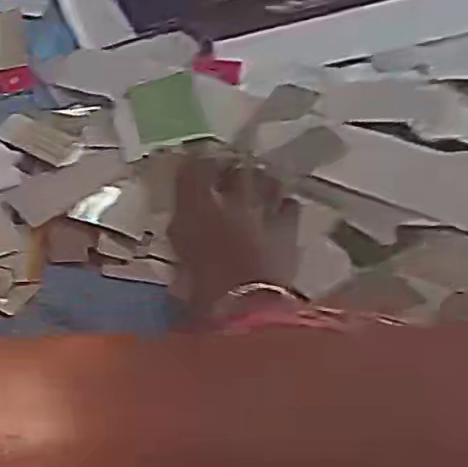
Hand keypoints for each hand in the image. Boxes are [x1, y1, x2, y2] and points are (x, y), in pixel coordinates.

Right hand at [168, 156, 297, 319]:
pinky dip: (280, 203)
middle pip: (235, 167)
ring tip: (252, 188)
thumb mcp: (177, 254)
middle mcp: (232, 196)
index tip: (189, 165)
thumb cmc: (197, 285)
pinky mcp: (290, 225)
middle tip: (223, 176)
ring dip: (258, 180)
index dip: (193, 162)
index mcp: (195, 204)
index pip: (194, 167)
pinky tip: (274, 210)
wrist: (244, 303)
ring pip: (265, 179)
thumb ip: (181, 227)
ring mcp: (265, 208)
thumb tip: (183, 217)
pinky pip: (288, 203)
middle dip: (229, 168)